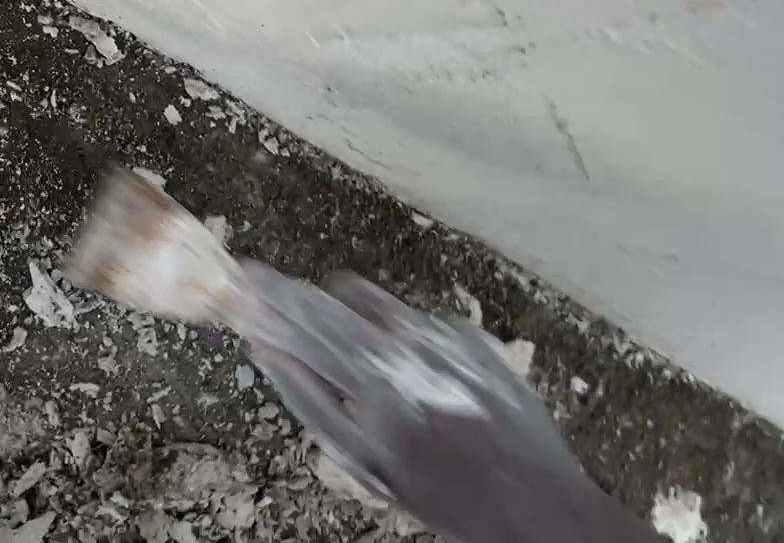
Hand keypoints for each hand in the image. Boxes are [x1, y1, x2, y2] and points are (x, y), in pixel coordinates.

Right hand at [238, 265, 654, 542]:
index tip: (240, 274)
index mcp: (370, 375)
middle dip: (294, 292)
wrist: (543, 509)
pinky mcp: (469, 334)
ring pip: (367, 297)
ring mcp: (441, 334)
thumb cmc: (437, 493)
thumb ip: (305, 395)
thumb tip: (262, 345)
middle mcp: (403, 341)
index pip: (300, 314)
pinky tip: (404, 365)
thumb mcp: (360, 459)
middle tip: (274, 296)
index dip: (265, 292)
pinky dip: (391, 330)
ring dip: (342, 309)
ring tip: (345, 342)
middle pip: (328, 294)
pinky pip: (409, 315)